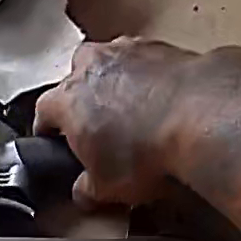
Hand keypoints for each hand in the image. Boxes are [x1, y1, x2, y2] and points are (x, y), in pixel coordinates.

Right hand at [34, 38, 203, 206]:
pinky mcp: (163, 46)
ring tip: (129, 114)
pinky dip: (147, 81)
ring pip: (111, 65)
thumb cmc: (144, 152)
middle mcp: (92, 65)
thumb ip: (86, 190)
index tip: (51, 139)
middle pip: (76, 78)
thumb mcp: (105, 189)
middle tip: (95, 127)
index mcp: (68, 99)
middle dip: (82, 100)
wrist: (197, 118)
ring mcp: (128, 50)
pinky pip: (145, 64)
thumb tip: (82, 193)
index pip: (43, 110)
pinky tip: (159, 105)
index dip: (46, 128)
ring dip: (115, 85)